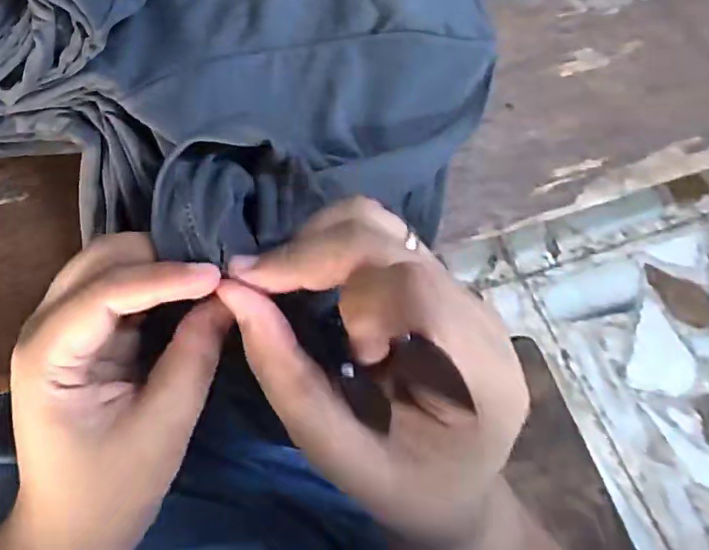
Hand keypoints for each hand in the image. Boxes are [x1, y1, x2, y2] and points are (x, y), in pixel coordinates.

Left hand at [0, 233, 231, 549]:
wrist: (68, 530)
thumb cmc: (109, 491)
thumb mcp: (161, 431)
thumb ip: (193, 357)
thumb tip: (227, 296)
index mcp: (46, 351)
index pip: (105, 290)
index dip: (163, 276)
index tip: (215, 274)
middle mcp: (43, 322)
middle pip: (100, 259)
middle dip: (156, 258)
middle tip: (212, 271)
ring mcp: (57, 320)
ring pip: (106, 260)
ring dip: (154, 262)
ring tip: (201, 275)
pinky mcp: (79, 326)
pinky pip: (115, 281)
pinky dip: (150, 278)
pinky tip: (183, 286)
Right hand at [216, 199, 529, 549]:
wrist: (455, 488)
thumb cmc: (398, 482)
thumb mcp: (335, 450)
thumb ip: (285, 374)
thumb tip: (232, 290)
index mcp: (474, 371)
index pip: (412, 287)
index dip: (344, 287)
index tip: (290, 312)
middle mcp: (476, 314)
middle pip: (386, 236)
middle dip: (311, 250)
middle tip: (259, 282)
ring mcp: (460, 287)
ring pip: (379, 220)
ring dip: (319, 238)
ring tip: (287, 278)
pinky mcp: (437, 274)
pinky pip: (379, 231)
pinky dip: (332, 241)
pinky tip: (313, 275)